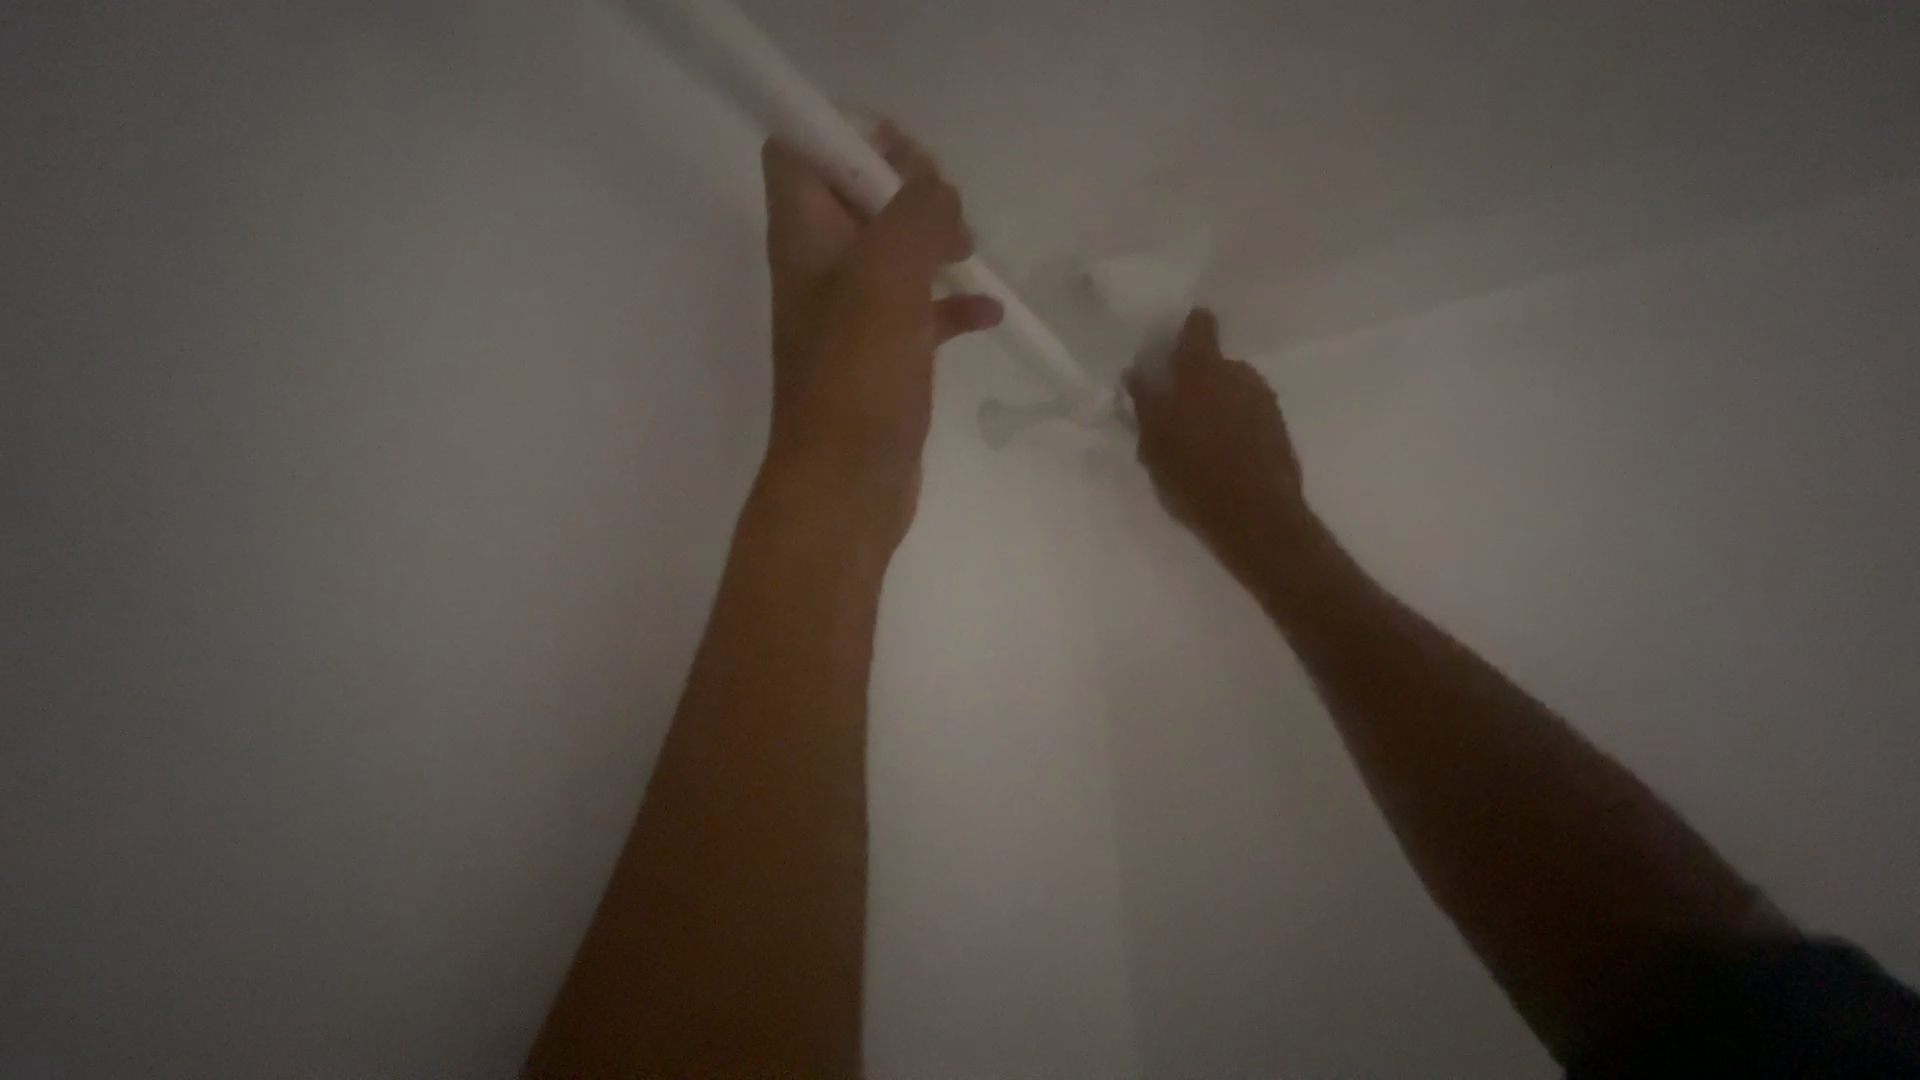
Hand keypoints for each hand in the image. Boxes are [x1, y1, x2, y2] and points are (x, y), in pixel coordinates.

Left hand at [759, 123, 1002, 549]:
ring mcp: (854, 317)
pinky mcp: (884, 359)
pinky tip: (990, 314)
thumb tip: (938, 193)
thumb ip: (915, 213)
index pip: (802, 150)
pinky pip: (920, 311)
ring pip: (895, 252)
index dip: (849, 136)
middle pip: (858, 195)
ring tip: (972, 252)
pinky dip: (953, 305)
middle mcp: (822, 269)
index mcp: (805, 237)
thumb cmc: (858, 379)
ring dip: (935, 241)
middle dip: (909, 189)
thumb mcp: (887, 276)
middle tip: (948, 213)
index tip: (906, 161)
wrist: (847, 486)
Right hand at [1127, 309, 1309, 569]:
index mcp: (1203, 372)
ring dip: (1216, 404)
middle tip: (1174, 410)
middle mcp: (1239, 375)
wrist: (1256, 518)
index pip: (1199, 328)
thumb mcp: (1154, 444)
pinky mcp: (1278, 427)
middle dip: (1195, 380)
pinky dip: (1234, 425)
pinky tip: (1221, 455)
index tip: (1172, 346)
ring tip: (1197, 440)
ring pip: (1232, 390)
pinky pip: (1248, 414)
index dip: (1187, 329)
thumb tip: (1137, 373)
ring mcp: (1264, 400)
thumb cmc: (1193, 478)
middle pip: (1214, 364)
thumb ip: (1145, 403)